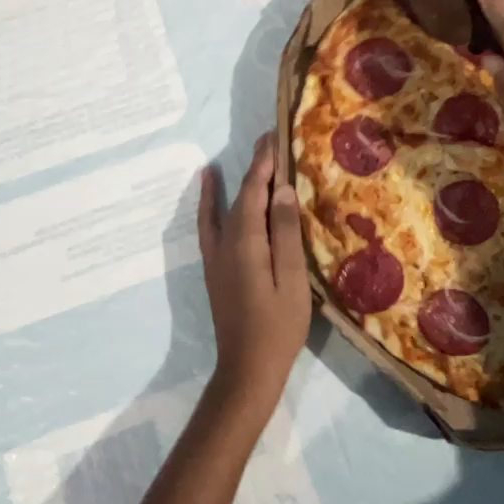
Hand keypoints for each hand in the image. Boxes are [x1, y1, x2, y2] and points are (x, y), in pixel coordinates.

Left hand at [198, 133, 312, 407]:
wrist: (247, 369)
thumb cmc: (278, 326)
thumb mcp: (292, 278)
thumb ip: (284, 232)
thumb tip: (281, 188)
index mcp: (245, 240)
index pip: (255, 189)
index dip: (264, 162)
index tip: (274, 134)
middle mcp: (224, 241)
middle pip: (241, 195)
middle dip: (256, 168)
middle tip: (272, 142)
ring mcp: (216, 256)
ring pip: (227, 208)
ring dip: (239, 182)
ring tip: (251, 159)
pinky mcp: (216, 268)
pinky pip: (211, 223)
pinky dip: (211, 202)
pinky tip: (211, 188)